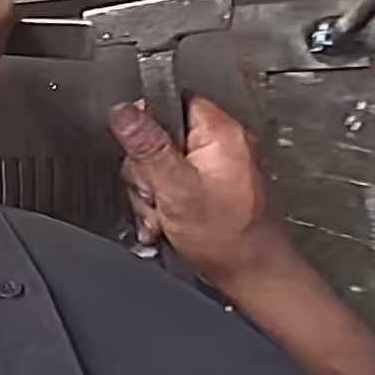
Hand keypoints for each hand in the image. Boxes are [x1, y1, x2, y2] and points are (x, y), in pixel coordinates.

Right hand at [110, 95, 295, 284]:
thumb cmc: (227, 236)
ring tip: (163, 208)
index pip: (171, 101)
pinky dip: (158, 197)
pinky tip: (165, 214)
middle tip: (156, 190)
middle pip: (156, 135)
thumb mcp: (177, 188)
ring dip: (148, 188)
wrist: (250, 272)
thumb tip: (124, 111)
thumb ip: (148, 147)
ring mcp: (213, 164)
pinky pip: (164, 179)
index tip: (140, 150)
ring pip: (154, 161)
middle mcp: (221, 144)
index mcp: (221, 134)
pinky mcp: (205, 182)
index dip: (146, 122)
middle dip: (143, 168)